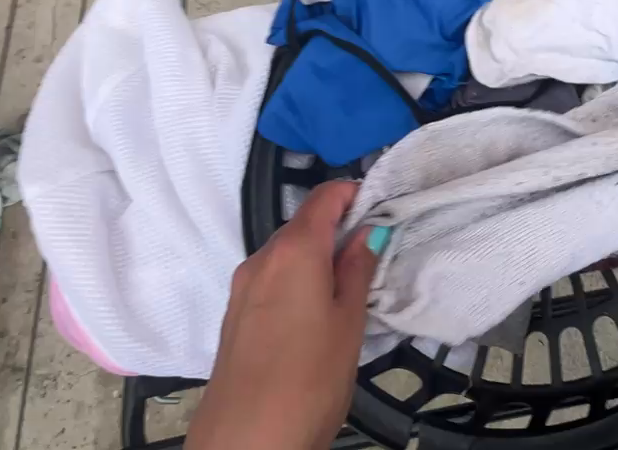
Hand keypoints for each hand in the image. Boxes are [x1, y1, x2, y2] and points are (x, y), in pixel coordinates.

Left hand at [187, 180, 377, 449]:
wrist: (244, 448)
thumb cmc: (309, 377)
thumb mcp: (350, 319)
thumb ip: (358, 267)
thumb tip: (367, 231)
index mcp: (294, 249)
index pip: (325, 195)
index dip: (355, 193)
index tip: (383, 209)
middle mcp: (262, 258)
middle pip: (305, 223)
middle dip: (339, 227)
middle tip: (373, 252)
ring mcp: (242, 288)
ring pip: (288, 252)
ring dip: (318, 255)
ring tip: (349, 285)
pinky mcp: (234, 317)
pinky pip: (272, 278)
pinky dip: (298, 279)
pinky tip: (317, 312)